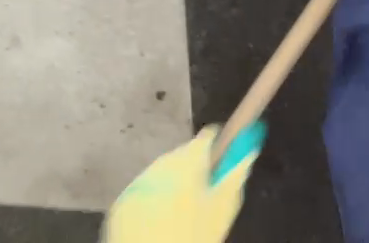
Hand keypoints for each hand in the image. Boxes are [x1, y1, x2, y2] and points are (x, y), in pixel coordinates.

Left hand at [102, 122, 263, 242]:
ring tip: (181, 209)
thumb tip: (247, 149)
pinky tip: (160, 218)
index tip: (224, 161)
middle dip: (195, 165)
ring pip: (164, 170)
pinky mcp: (120, 203)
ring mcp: (138, 182)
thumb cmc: (195, 236)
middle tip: (203, 191)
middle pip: (185, 152)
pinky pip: (145, 189)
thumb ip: (237, 173)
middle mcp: (161, 164)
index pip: (208, 136)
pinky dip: (155, 196)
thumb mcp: (224, 208)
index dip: (220, 145)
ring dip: (175, 180)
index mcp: (189, 160)